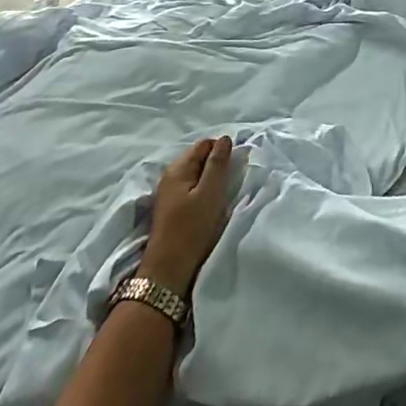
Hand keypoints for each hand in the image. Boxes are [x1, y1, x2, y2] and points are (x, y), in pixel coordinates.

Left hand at [139, 137, 234, 293]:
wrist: (169, 266)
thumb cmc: (193, 227)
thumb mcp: (211, 192)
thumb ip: (218, 163)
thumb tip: (225, 139)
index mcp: (178, 168)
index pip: (204, 144)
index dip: (222, 149)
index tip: (236, 165)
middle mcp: (170, 175)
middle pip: (198, 157)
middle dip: (216, 162)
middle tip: (232, 178)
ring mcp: (168, 191)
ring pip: (195, 173)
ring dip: (210, 176)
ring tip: (224, 190)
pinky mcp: (171, 206)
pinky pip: (191, 186)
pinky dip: (203, 188)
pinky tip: (211, 201)